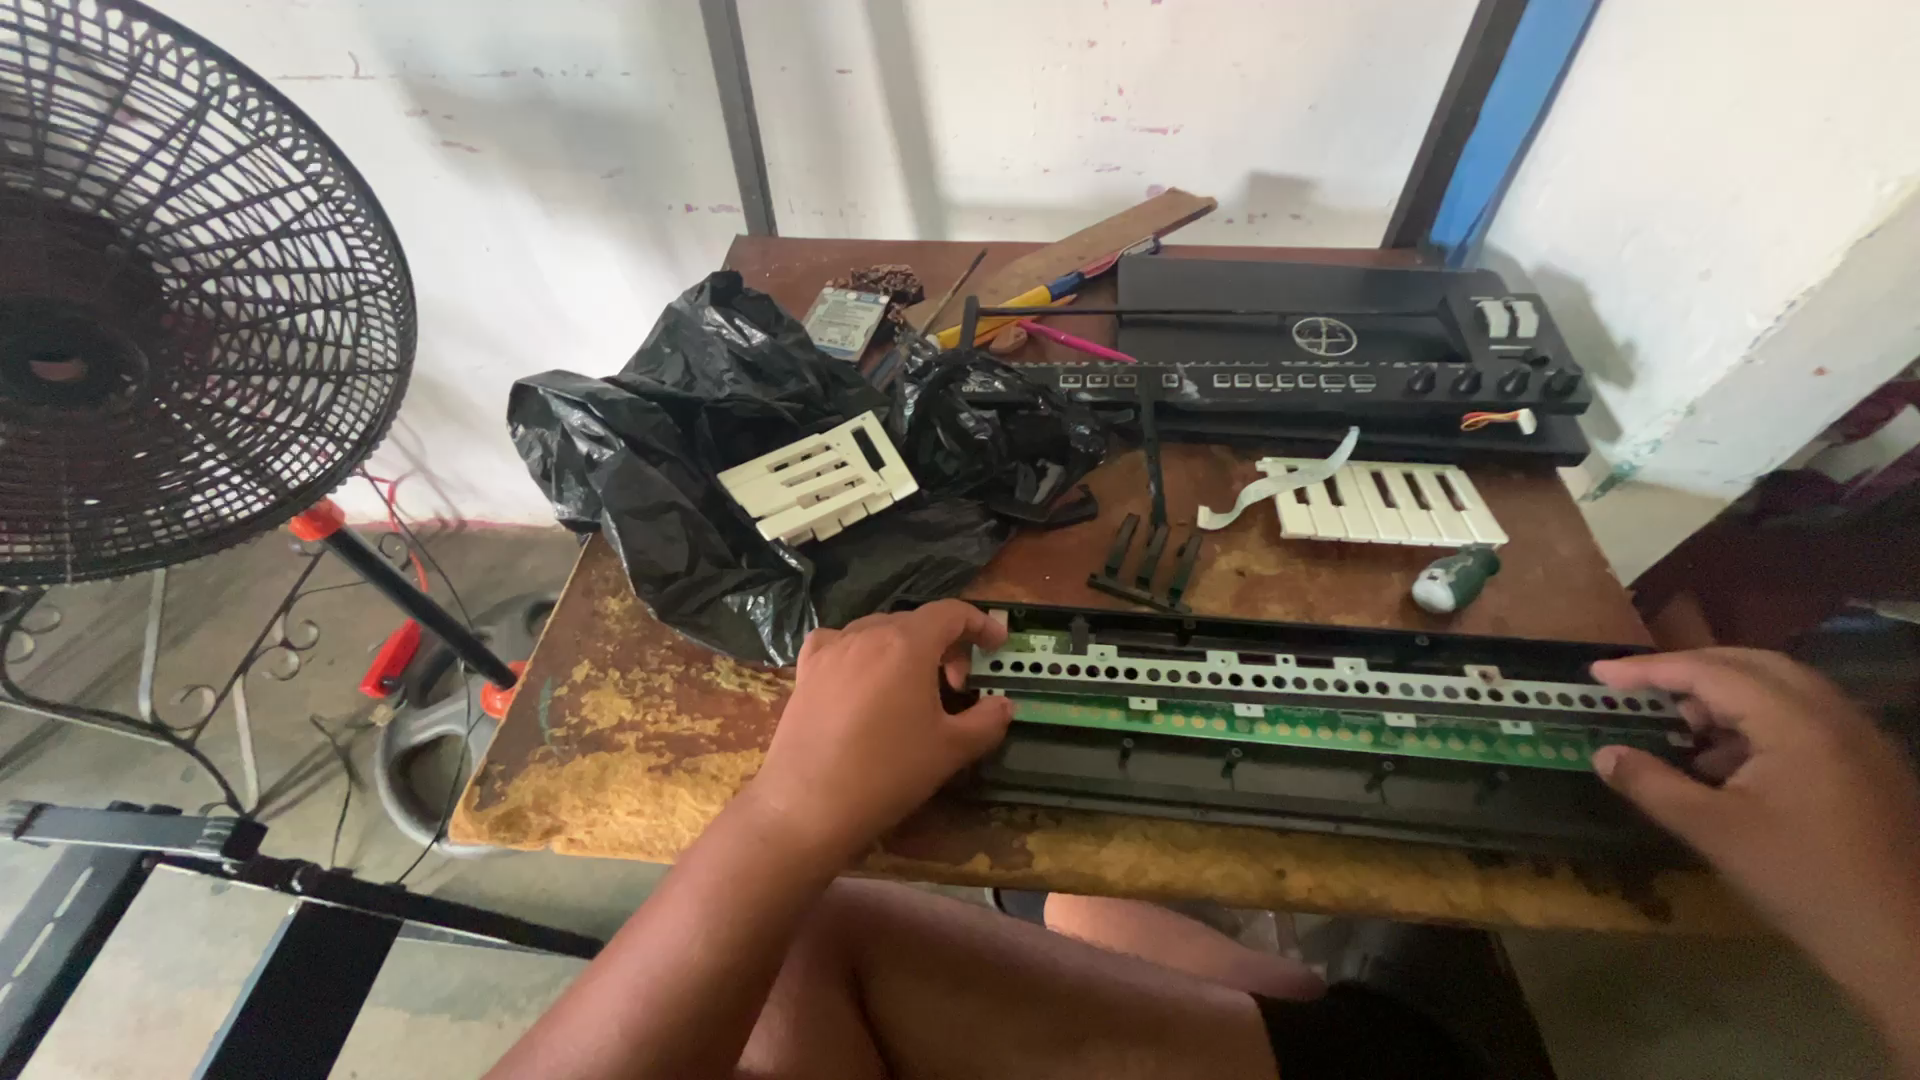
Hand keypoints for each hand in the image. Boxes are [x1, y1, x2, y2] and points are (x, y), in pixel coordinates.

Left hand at [743, 600, 1012, 862]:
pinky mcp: (806, 670)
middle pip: (916, 622)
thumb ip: (986, 721)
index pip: (951, 613)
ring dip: (905, 648)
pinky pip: (839, 642)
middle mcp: (868, 633)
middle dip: (946, 645)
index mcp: (908, 643)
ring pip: (878, 630)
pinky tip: (860, 674)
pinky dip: (859, 648)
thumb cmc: (888, 772)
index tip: (996, 645)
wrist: (808, 806)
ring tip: (912, 686)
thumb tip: (1003, 705)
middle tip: (957, 687)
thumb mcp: (951, 749)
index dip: (979, 624)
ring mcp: (832, 649)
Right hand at [1590, 649, 1919, 1022]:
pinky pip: (1805, 718)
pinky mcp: (1870, 770)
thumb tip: (1603, 754)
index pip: (1711, 673)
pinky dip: (1754, 719)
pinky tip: (1725, 759)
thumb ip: (1650, 784)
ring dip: (1723, 692)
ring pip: (1784, 689)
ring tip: (1679, 722)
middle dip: (1689, 667)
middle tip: (1637, 683)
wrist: (1913, 948)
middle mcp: (1837, 722)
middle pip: (1754, 665)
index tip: (1598, 676)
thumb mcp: (1712, 831)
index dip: (1649, 669)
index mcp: (1799, 728)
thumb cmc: (1807, 881)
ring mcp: (1862, 745)